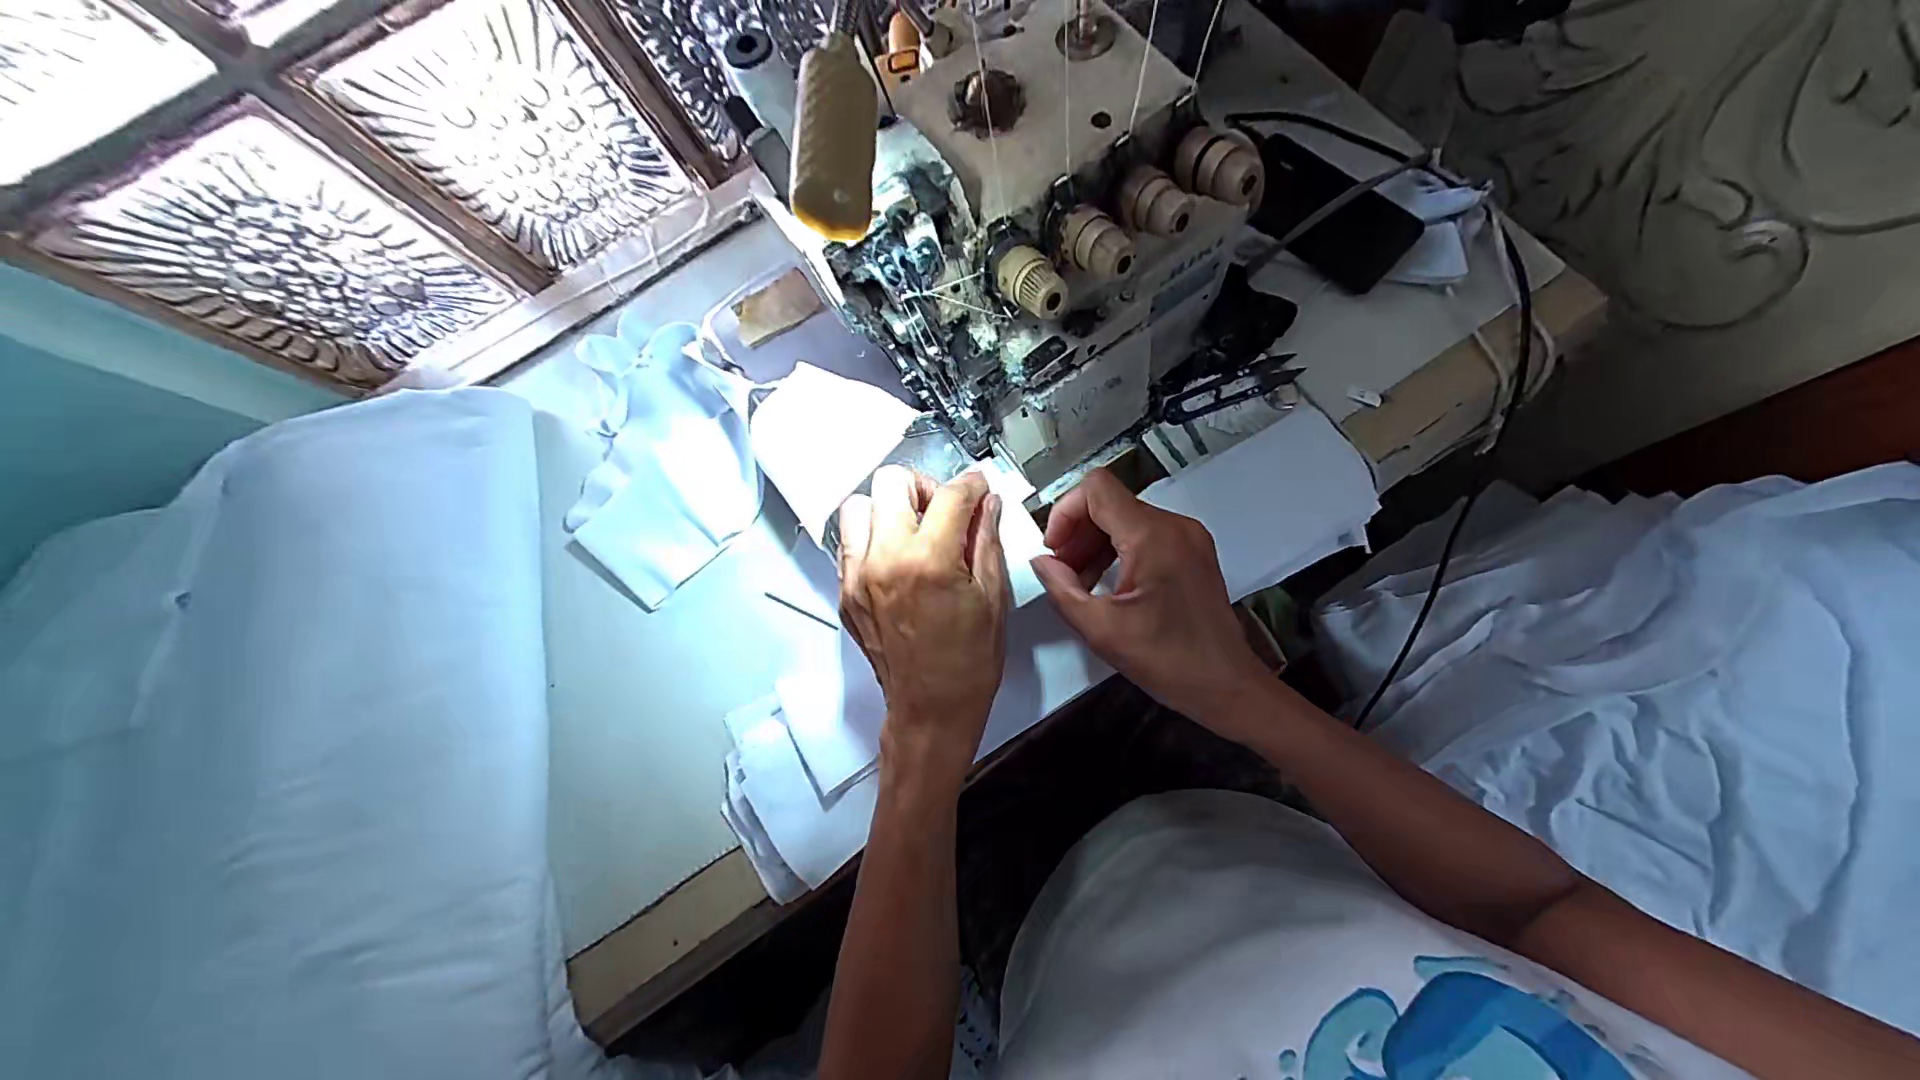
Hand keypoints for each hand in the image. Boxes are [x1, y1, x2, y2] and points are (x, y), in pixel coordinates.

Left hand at [839, 466, 1010, 792]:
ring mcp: (859, 577)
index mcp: (929, 561)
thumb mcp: (992, 598)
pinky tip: (897, 555)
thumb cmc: (965, 666)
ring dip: (889, 507)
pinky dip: (872, 536)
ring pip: (858, 505)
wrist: (930, 709)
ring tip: (915, 529)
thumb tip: (986, 507)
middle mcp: (886, 562)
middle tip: (943, 508)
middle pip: (892, 481)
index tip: (977, 489)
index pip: (950, 494)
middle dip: (924, 486)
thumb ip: (986, 541)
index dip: (971, 484)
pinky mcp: (847, 593)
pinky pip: (849, 542)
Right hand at [1030, 467, 1270, 736]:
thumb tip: (1041, 563)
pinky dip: (1117, 551)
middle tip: (1060, 570)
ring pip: (1125, 518)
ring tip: (1078, 581)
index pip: (1096, 489)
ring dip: (1094, 543)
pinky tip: (1104, 583)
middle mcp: (1175, 527)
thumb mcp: (1100, 629)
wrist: (1225, 685)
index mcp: (1153, 537)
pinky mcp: (1192, 552)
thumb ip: (1061, 589)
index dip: (1064, 512)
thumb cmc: (1169, 661)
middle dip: (1076, 532)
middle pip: (1109, 503)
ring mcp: (1187, 537)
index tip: (1054, 549)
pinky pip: (1144, 535)